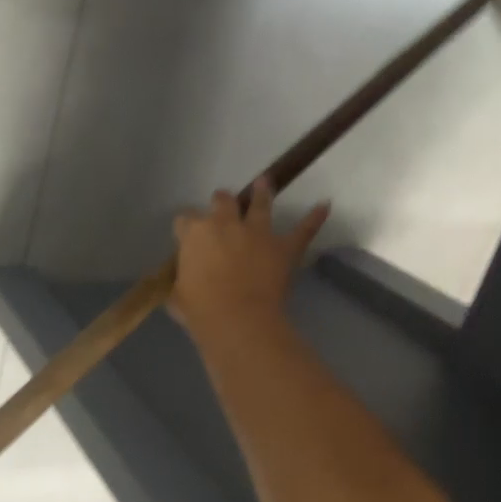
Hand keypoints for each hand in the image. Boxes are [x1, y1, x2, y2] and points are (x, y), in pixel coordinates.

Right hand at [170, 177, 328, 340]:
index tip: (185, 233)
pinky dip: (315, 218)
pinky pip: (303, 230)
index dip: (185, 226)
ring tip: (264, 180)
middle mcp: (225, 225)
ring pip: (261, 205)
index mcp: (194, 234)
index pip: (184, 219)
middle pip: (222, 202)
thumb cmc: (199, 310)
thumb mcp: (176, 293)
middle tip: (221, 201)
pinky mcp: (285, 247)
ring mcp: (258, 233)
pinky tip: (324, 205)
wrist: (238, 321)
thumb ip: (180, 278)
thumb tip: (184, 278)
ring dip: (262, 192)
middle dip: (220, 200)